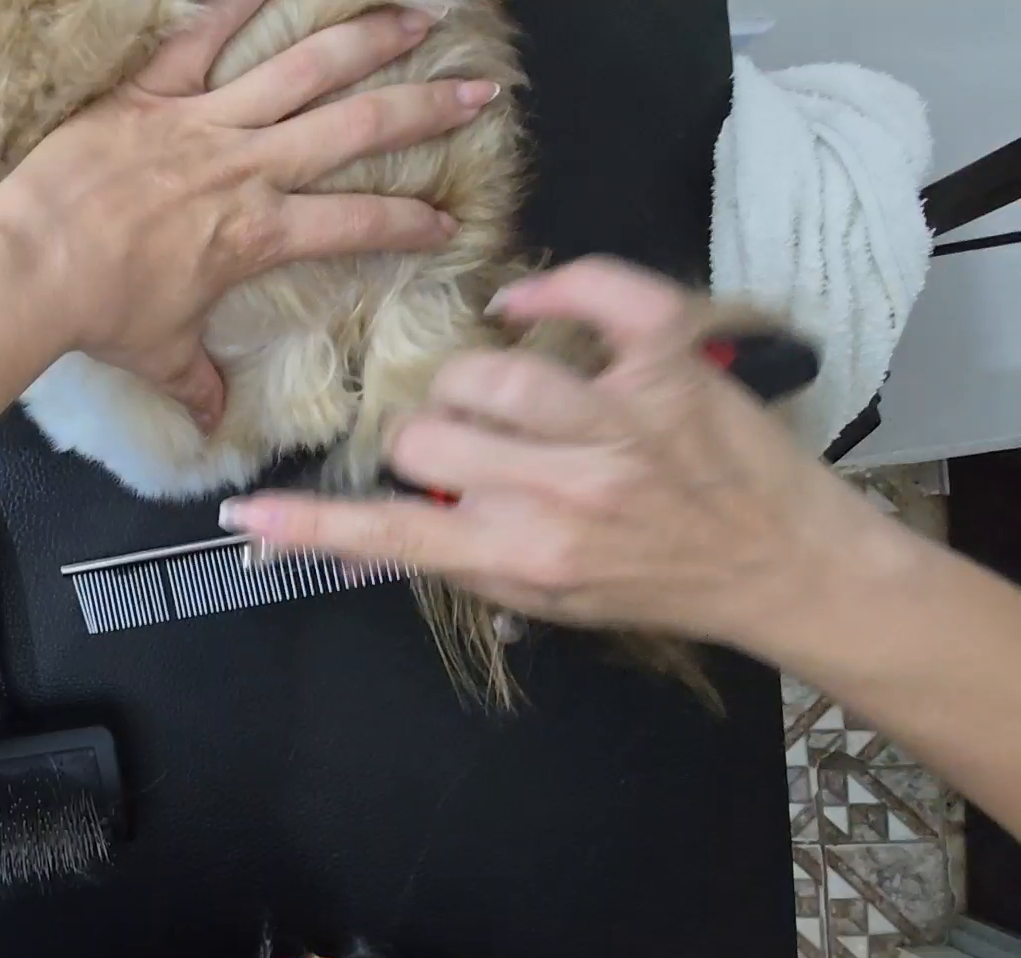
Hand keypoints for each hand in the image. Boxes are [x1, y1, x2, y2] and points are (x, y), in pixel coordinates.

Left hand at [0, 0, 499, 432]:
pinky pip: (202, 34)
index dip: (408, 225)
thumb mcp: (160, 354)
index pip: (354, 226)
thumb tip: (214, 422)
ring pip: (302, 68)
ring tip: (417, 17)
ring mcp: (201, 125)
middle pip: (354, 130)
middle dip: (423, 110)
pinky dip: (240, 4)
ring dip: (366, 39)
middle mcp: (245, 171)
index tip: (446, 223)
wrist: (33, 271)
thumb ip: (197, 383)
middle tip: (478, 90)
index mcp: (255, 236)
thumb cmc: (99, 315)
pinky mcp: (149, 96)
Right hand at [216, 258, 887, 645]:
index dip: (307, 525)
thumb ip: (439, 556)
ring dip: (466, 386)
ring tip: (487, 400)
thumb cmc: (639, 587)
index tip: (247, 513)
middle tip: (451, 454)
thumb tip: (351, 539)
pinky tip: (525, 305)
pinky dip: (557, 287)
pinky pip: (604, 295)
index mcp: (522, 553)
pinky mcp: (673, 366)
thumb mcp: (528, 598)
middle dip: (420, 445)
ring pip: (489, 373)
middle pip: (424, 439)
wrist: (781, 568)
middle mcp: (566, 491)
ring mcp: (623, 422)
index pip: (389, 537)